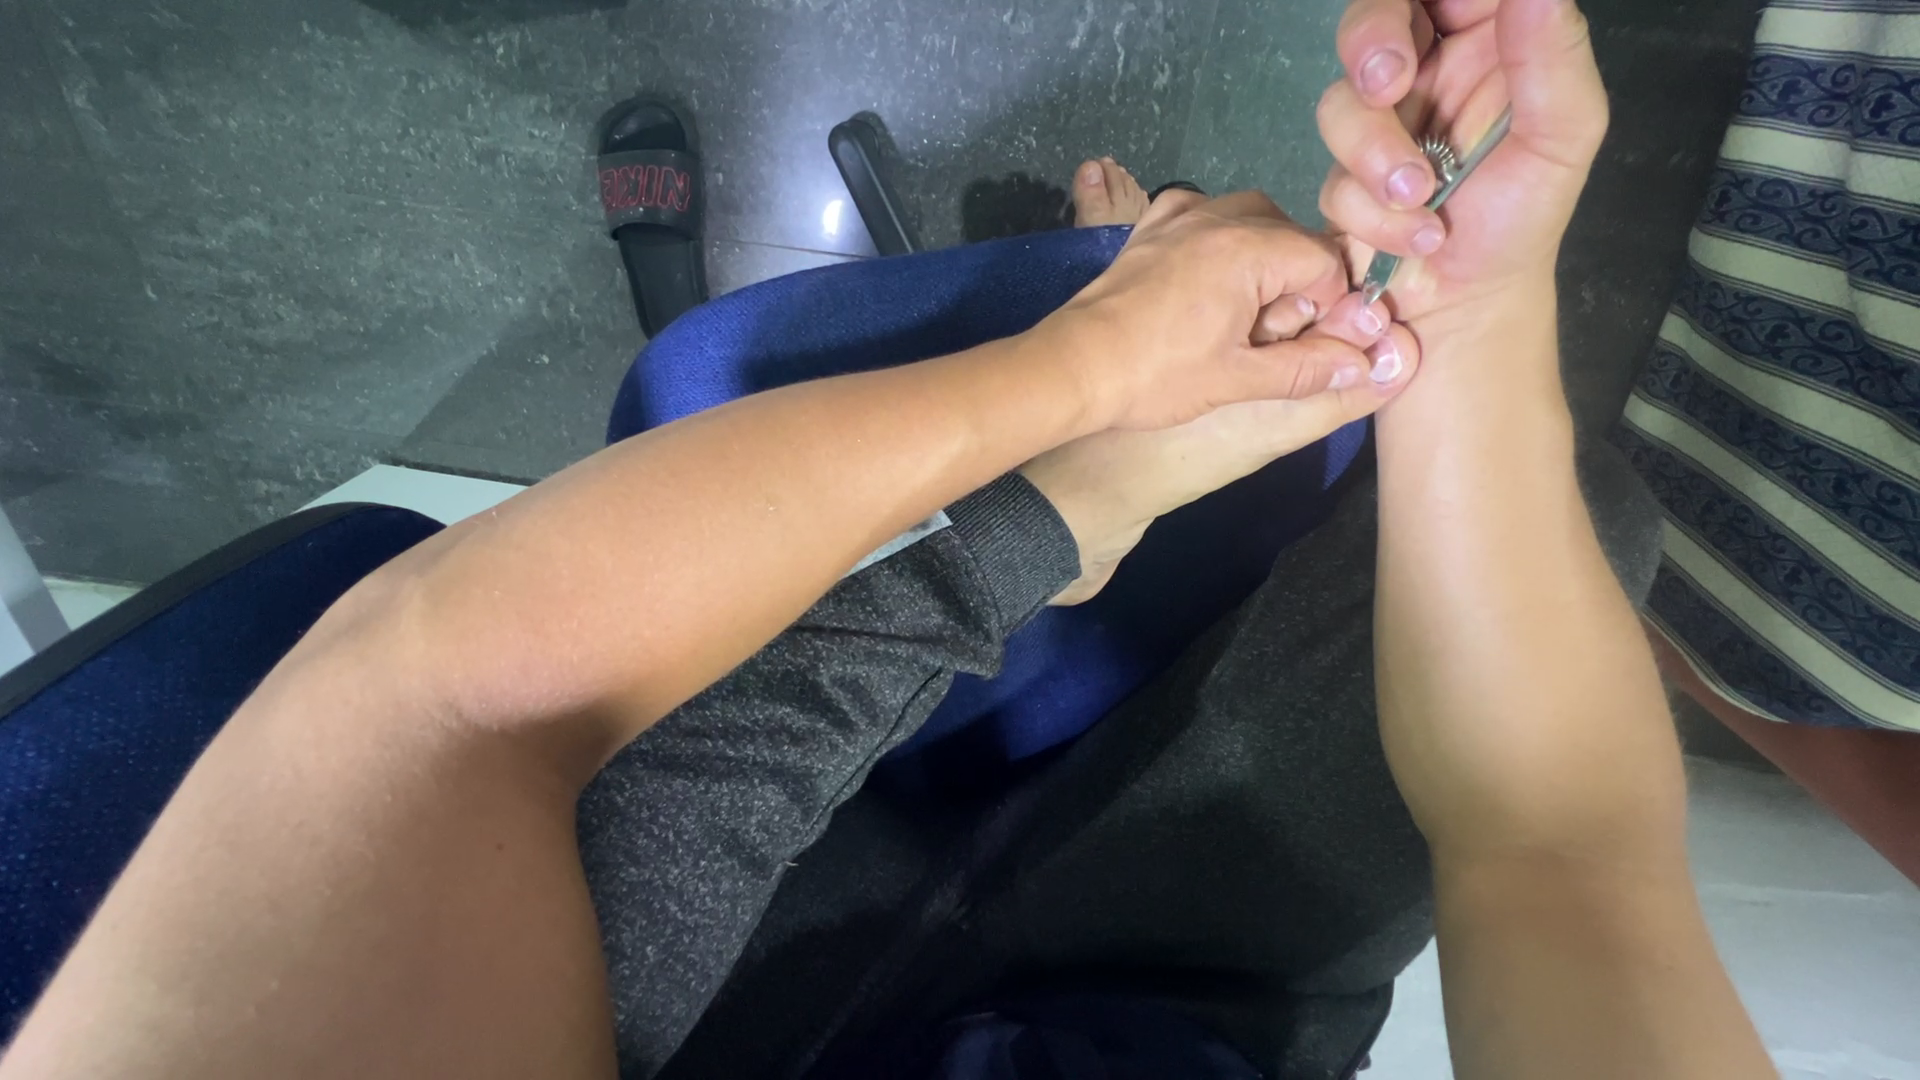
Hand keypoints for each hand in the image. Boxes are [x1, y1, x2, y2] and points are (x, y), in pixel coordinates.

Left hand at [1022, 209, 1421, 603]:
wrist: (1072, 368)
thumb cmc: (1154, 377)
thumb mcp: (1235, 380)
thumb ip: (1304, 369)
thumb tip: (1363, 363)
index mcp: (1249, 247)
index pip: (1324, 262)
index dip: (1325, 306)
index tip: (1299, 342)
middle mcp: (1218, 216)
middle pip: (1288, 238)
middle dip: (1291, 285)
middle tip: (1262, 336)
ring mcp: (1178, 217)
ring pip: (1247, 222)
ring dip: (1257, 262)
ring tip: (1235, 315)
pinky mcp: (1147, 230)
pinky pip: (1199, 217)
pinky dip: (1214, 241)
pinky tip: (1202, 279)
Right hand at [1318, 0, 1607, 322]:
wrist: (1465, 306)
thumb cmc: (1521, 222)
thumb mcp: (1562, 134)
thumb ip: (1552, 56)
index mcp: (1487, 41)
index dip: (1416, 0)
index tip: (1430, 30)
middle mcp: (1423, 76)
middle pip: (1370, 20)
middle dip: (1368, 45)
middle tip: (1386, 87)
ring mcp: (1378, 131)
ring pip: (1339, 106)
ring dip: (1374, 157)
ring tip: (1421, 201)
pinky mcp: (1345, 184)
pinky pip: (1335, 181)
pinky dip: (1372, 215)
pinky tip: (1413, 237)